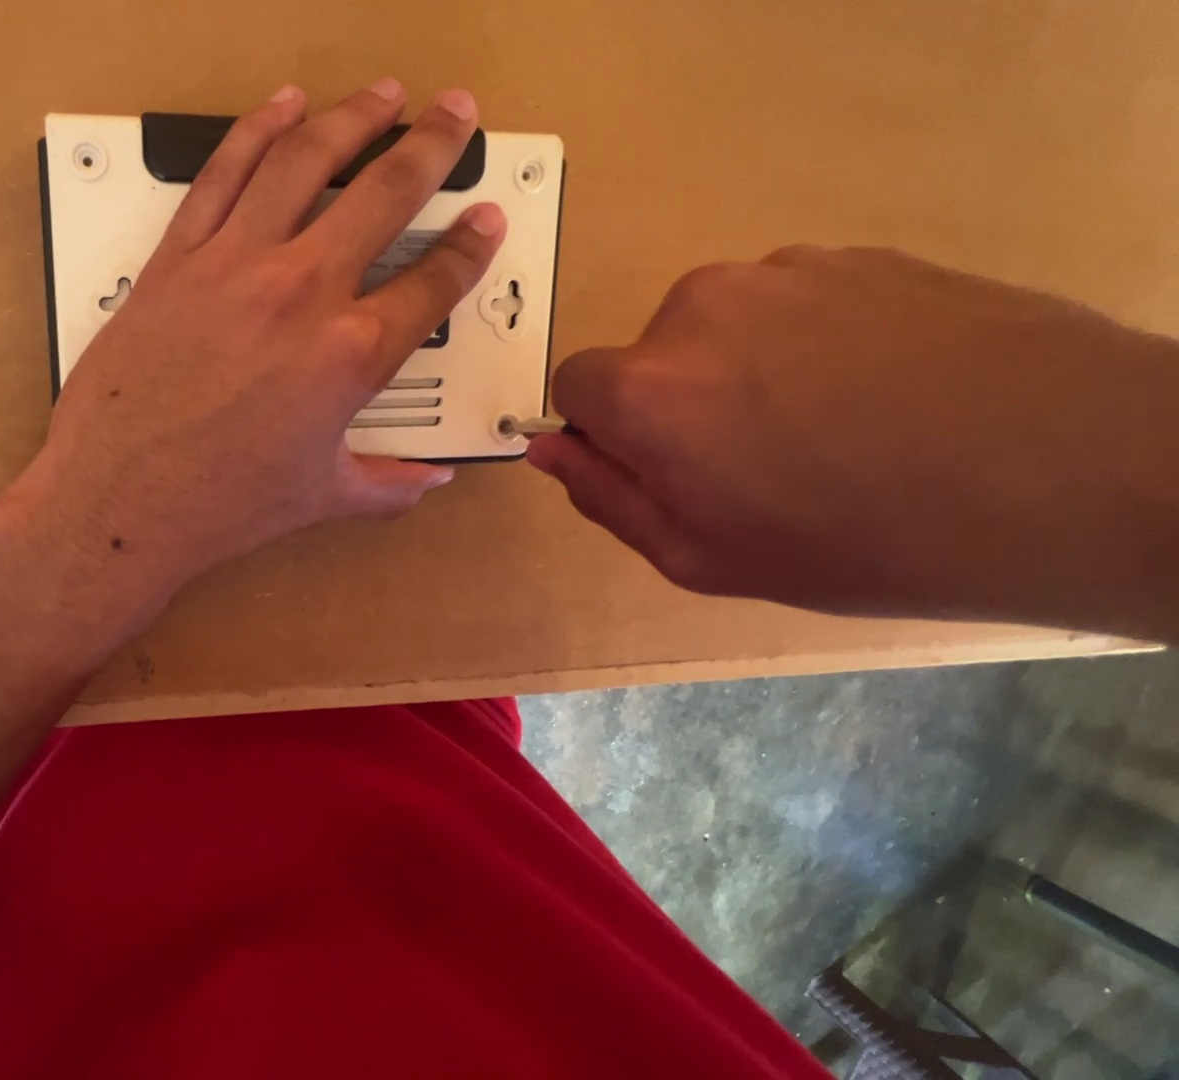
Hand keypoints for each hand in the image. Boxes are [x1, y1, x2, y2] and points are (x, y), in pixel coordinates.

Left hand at [0, 79, 505, 626]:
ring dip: (353, 117)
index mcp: (348, 356)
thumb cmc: (216, 504)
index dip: (470, 246)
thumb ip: (389, 483)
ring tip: (382, 95)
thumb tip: (429, 481)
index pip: (434, 282)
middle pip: (386, 192)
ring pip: (305, 161)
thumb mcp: (321, 495)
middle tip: (454, 113)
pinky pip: (223, 174)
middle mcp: (299, 295)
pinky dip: (257, 131)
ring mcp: (234, 267)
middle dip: (433, 144)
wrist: (118, 499)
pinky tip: (282, 108)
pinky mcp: (177, 260)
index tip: (483, 221)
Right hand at [528, 246, 1178, 638]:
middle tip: (756, 462)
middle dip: (677, 402)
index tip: (666, 469)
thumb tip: (549, 448)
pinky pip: (792, 300)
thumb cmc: (857, 541)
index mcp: (644, 389)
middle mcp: (696, 310)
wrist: (1071, 474)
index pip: (574, 388)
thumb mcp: (700, 556)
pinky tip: (879, 386)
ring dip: (744, 368)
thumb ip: (606, 497)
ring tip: (830, 424)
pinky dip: (809, 338)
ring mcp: (782, 273)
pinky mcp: (859, 254)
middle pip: (648, 355)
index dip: (609, 433)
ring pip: (721, 324)